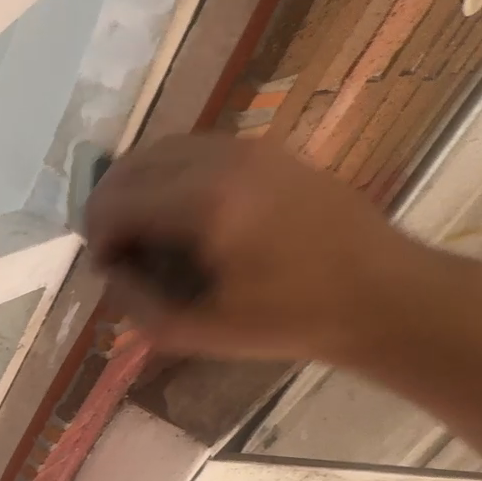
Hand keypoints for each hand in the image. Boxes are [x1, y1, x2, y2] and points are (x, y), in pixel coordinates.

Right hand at [83, 134, 454, 365]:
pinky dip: (169, 177)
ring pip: (157, 151)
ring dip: (137, 189)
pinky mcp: (267, 149)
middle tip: (118, 251)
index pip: (114, 204)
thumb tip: (109, 271)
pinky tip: (181, 214)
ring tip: (145, 231)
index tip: (108, 271)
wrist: (385, 295)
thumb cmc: (288, 321)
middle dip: (109, 210)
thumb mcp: (196, 332)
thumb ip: (135, 302)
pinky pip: (192, 149)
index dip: (96, 240)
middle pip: (129, 168)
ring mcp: (248, 148)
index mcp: (205, 207)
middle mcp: (222, 163)